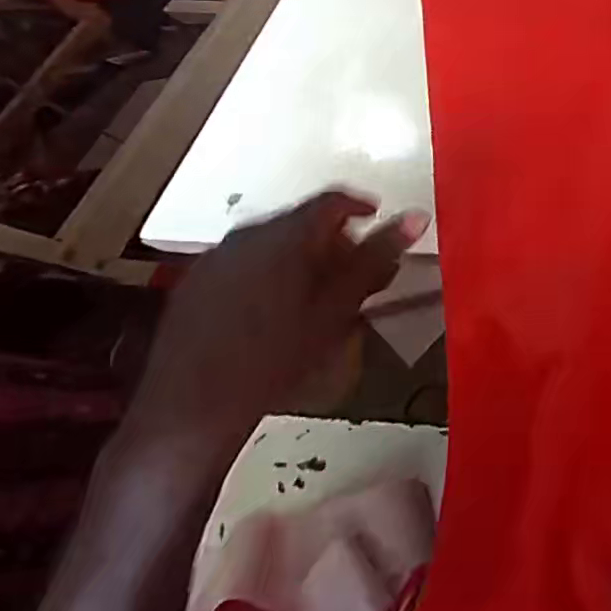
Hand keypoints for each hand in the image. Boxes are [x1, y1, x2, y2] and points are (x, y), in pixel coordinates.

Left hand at [122, 190, 429, 452]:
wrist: (192, 409)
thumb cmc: (277, 357)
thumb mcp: (337, 308)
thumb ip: (376, 257)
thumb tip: (417, 216)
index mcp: (286, 234)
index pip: (333, 201)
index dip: (364, 210)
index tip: (379, 229)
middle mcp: (248, 234)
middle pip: (303, 222)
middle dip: (336, 242)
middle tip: (357, 275)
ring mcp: (217, 257)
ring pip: (274, 242)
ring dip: (305, 258)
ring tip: (321, 297)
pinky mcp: (197, 282)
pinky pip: (246, 261)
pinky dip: (272, 273)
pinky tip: (278, 311)